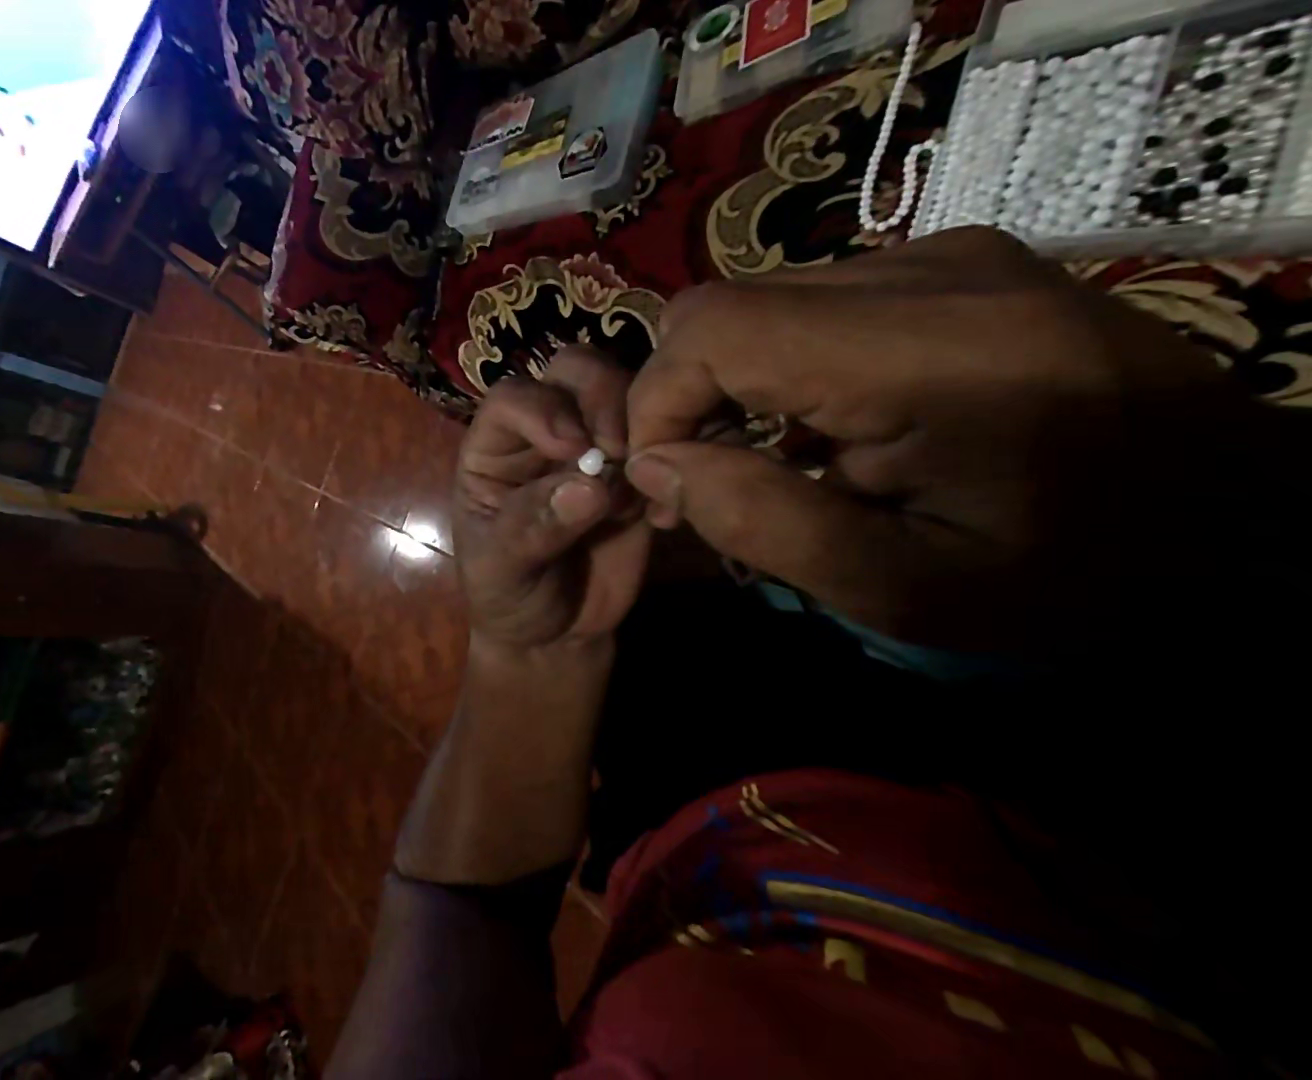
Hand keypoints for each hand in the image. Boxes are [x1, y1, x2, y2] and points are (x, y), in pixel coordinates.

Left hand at [455, 346, 652, 651]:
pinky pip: (671, 442)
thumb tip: (591, 486)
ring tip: (647, 480)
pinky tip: (665, 517)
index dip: (544, 409)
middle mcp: (546, 434)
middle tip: (619, 450)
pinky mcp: (644, 474)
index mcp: (494, 447)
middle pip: (575, 371)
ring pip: (629, 394)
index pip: (513, 396)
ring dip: (646, 421)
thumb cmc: (507, 595)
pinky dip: (682, 458)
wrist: (555, 635)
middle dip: (602, 395)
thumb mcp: (500, 570)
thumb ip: (532, 527)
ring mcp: (599, 449)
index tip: (573, 448)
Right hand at [622, 227, 1247, 651]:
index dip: (657, 402)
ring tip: (747, 460)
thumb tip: (652, 466)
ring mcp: (943, 258)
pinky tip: (799, 426)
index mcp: (929, 351)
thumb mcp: (901, 587)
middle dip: (677, 399)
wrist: (1241, 522)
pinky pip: (798, 307)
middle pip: (720, 309)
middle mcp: (930, 272)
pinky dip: (763, 369)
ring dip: (717, 387)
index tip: (665, 481)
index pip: (715, 330)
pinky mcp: (946, 268)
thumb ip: (761, 523)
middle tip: (696, 480)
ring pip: (750, 304)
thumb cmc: (1074, 577)